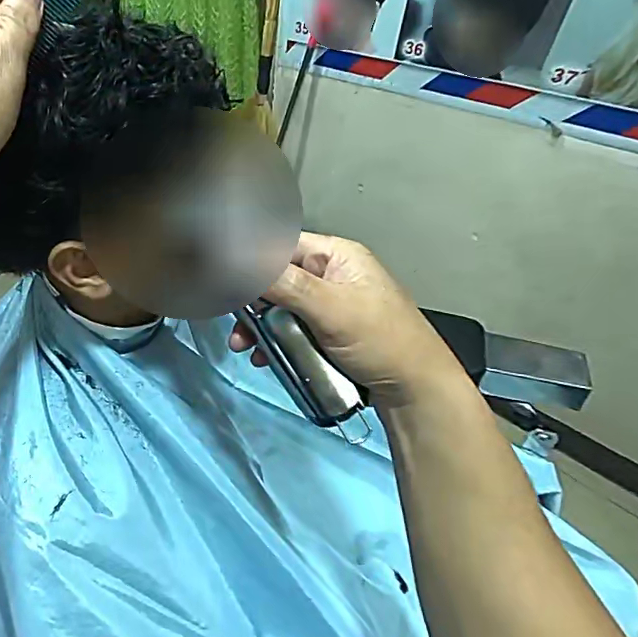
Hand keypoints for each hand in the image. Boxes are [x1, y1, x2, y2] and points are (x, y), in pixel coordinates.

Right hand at [229, 232, 466, 407]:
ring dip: (260, 325)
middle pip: (277, 278)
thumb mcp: (329, 308)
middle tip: (235, 323)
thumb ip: (283, 283)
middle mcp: (331, 275)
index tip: (222, 281)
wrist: (416, 390)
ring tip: (245, 345)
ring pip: (281, 307)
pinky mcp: (328, 333)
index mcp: (336, 256)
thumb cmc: (381, 340)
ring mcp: (330, 306)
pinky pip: (292, 329)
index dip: (250, 262)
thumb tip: (240, 258)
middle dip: (252, 301)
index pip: (281, 246)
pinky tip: (264, 356)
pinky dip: (276, 341)